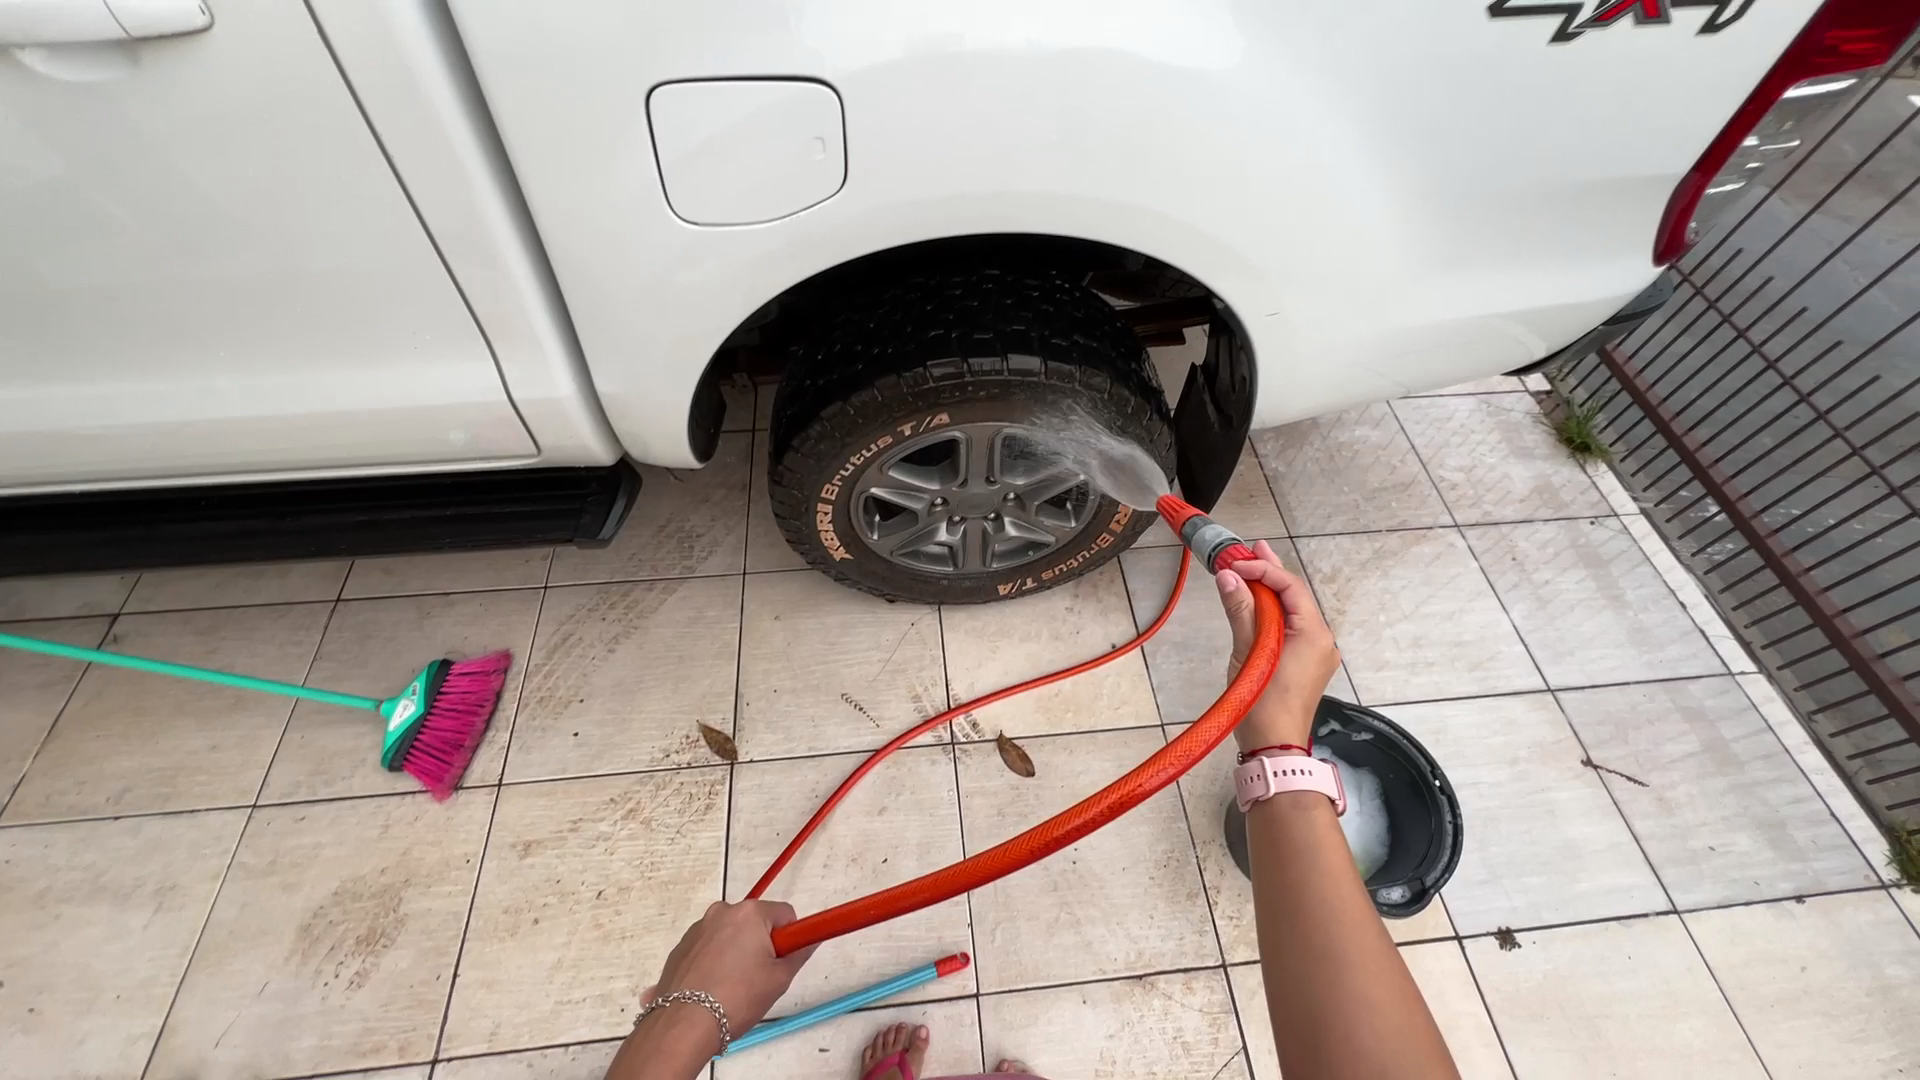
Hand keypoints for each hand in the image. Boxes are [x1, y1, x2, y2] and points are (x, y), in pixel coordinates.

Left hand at [634, 900, 816, 1056]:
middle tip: (758, 978)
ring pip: (729, 936)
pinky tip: (710, 991)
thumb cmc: (737, 998)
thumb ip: (799, 954)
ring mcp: (698, 929)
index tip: (781, 962)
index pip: (784, 914)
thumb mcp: (779, 980)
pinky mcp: (679, 948)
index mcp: (750, 912)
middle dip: (760, 945)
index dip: (788, 939)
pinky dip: (712, 964)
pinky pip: (706, 950)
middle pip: (755, 923)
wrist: (682, 1026)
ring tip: (731, 989)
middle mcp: (723, 911)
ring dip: (735, 953)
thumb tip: (811, 939)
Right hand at [1214, 540, 1340, 750]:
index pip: (1290, 588)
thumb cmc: (1262, 703)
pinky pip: (1292, 627)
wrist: (1274, 747)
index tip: (1234, 564)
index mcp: (1314, 634)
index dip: (1262, 570)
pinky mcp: (1304, 663)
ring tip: (1250, 566)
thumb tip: (1228, 576)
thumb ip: (1241, 611)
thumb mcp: (1248, 654)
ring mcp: (1315, 653)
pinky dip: (1273, 610)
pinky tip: (1256, 601)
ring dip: (1270, 590)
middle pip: (1295, 596)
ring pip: (1293, 611)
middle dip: (1271, 572)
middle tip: (1251, 547)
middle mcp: (1322, 640)